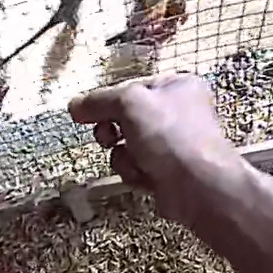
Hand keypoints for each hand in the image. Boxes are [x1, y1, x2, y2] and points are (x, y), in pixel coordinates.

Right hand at [68, 74, 245, 220]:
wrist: (198, 186)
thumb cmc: (170, 135)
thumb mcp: (130, 104)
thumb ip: (99, 101)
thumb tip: (74, 105)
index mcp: (177, 86)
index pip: (131, 88)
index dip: (107, 101)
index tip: (85, 113)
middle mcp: (178, 113)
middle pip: (127, 118)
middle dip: (112, 131)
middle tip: (108, 138)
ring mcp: (172, 145)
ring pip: (127, 146)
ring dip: (123, 156)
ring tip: (135, 161)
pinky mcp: (167, 173)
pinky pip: (137, 167)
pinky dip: (135, 173)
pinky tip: (145, 177)